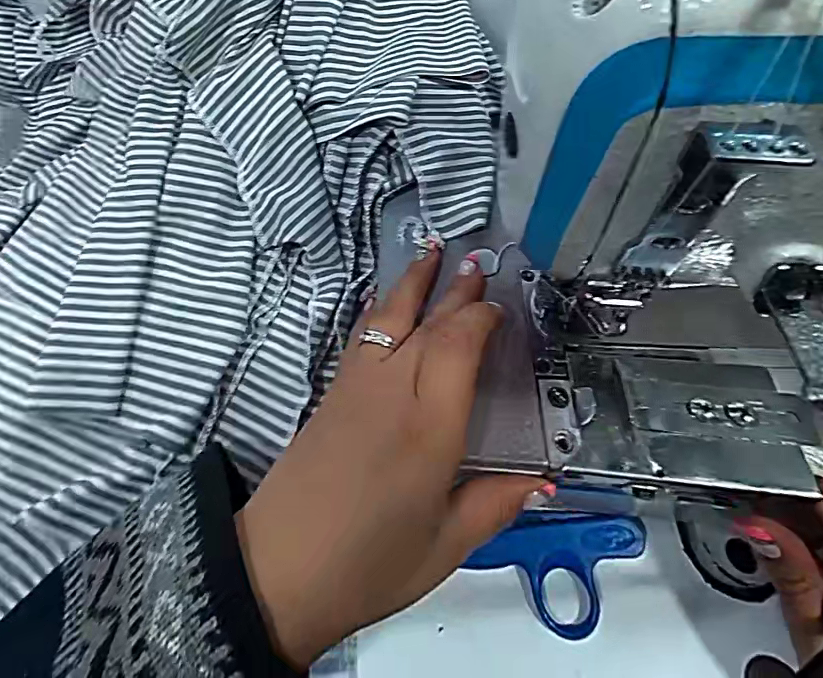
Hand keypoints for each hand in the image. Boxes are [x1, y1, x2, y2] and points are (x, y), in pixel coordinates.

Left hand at [235, 245, 549, 667]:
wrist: (277, 570)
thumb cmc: (370, 564)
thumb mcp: (445, 548)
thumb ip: (496, 505)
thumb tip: (544, 481)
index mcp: (429, 427)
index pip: (458, 347)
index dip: (480, 318)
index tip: (499, 310)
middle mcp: (393, 391)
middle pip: (428, 324)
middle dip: (456, 291)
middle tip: (477, 263)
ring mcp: (357, 385)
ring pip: (390, 316)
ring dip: (415, 282)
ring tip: (434, 251)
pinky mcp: (333, 390)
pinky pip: (363, 334)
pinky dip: (381, 308)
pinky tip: (386, 298)